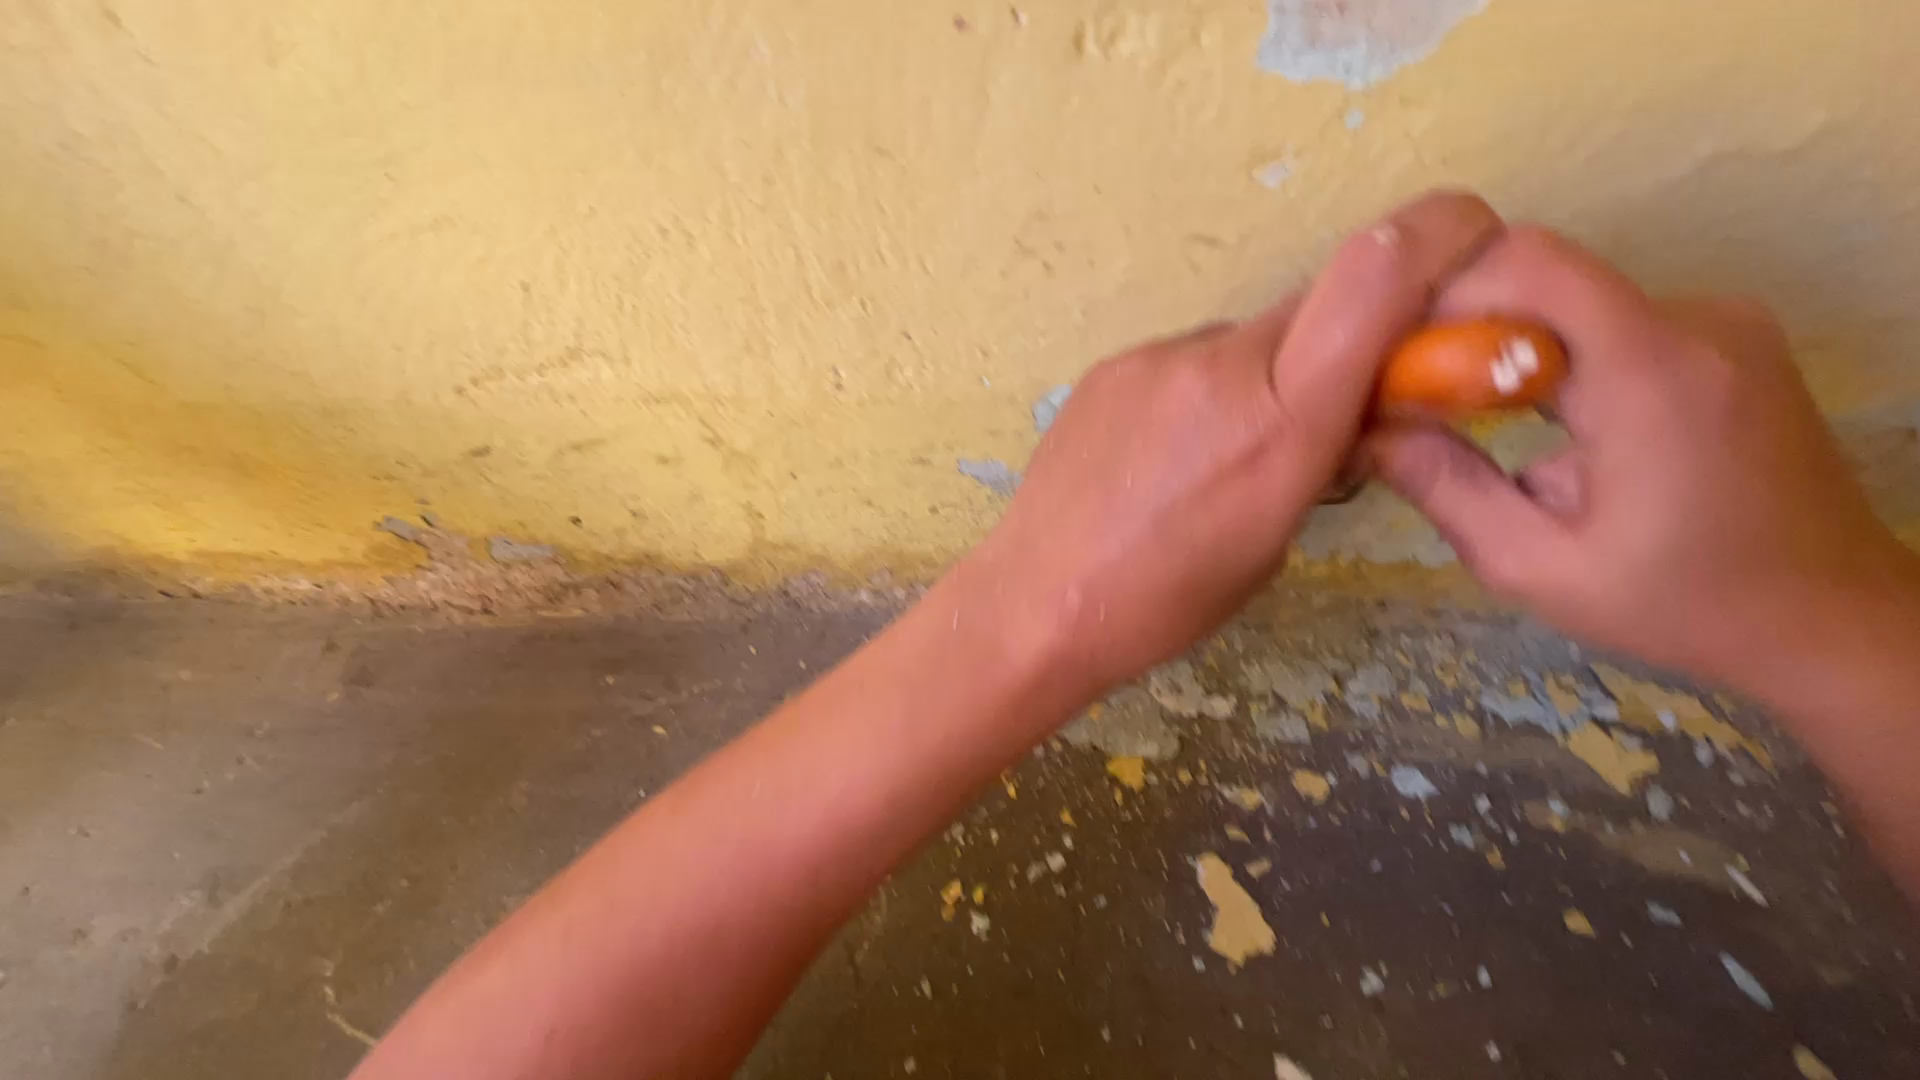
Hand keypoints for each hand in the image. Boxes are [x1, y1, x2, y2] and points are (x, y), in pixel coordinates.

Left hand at [958, 191, 1503, 696]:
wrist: (1039, 600)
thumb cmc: (1165, 602)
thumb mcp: (1274, 541)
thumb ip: (1322, 453)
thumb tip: (1343, 406)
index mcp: (1280, 418)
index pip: (1376, 272)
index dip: (1436, 236)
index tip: (1466, 242)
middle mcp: (1217, 365)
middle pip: (1311, 309)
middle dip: (1335, 348)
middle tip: (1310, 419)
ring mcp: (1152, 359)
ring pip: (1242, 341)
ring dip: (1256, 380)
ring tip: (1210, 458)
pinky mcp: (1107, 368)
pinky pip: (1183, 362)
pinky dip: (1198, 393)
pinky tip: (1160, 455)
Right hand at [1366, 227, 1919, 691]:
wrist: (1829, 619)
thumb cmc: (1678, 604)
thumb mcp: (1532, 565)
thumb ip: (1443, 487)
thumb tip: (1366, 428)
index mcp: (1651, 372)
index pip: (1527, 265)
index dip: (1438, 293)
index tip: (1384, 359)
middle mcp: (1694, 322)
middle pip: (1538, 276)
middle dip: (1453, 325)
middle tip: (1397, 394)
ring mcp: (1714, 325)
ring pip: (1563, 296)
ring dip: (1493, 343)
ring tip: (1445, 410)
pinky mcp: (1716, 340)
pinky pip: (1598, 318)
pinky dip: (1538, 351)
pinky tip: (1513, 410)